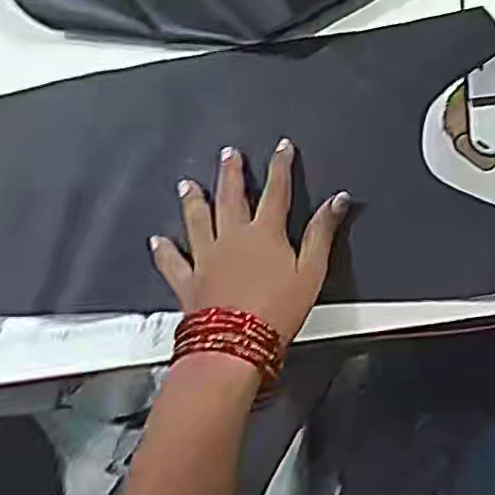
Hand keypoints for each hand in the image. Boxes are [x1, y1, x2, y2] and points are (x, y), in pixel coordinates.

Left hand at [150, 139, 349, 343]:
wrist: (235, 346)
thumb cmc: (276, 311)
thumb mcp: (312, 270)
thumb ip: (323, 232)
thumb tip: (337, 201)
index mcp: (265, 234)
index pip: (276, 190)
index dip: (280, 165)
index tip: (282, 148)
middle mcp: (232, 238)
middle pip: (231, 197)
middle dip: (232, 173)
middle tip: (229, 154)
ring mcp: (206, 258)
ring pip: (198, 220)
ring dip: (194, 200)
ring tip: (188, 184)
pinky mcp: (189, 282)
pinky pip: (172, 261)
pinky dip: (164, 250)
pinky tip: (158, 240)